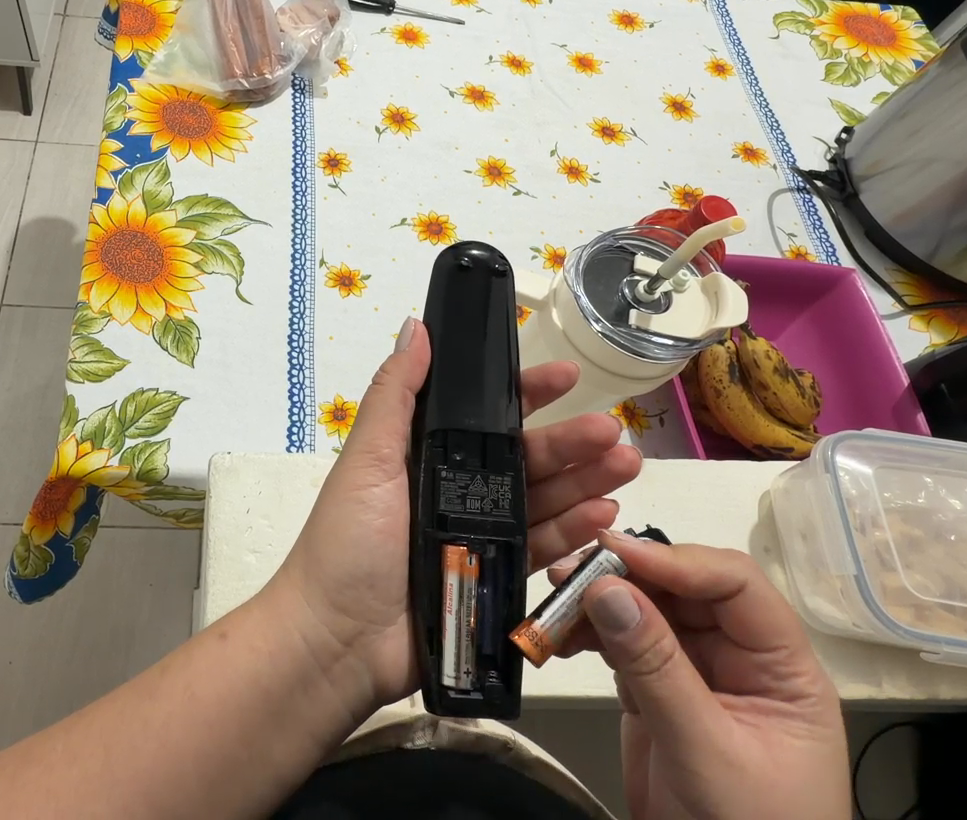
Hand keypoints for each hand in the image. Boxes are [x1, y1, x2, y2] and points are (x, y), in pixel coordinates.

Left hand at [263, 316, 642, 713]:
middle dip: (569, 441)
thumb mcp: (367, 459)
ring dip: (584, 482)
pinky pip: (539, 548)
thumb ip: (395, 393)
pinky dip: (573, 531)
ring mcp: (475, 534)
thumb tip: (417, 326)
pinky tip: (605, 515)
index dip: (525, 394)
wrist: (339, 640)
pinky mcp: (492, 578)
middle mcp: (453, 488)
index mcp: (423, 454)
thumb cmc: (350, 540)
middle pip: (522, 457)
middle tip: (614, 431)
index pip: (482, 416)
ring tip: (627, 467)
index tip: (567, 375)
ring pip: (540, 499)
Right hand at [557, 533, 846, 819]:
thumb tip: (606, 588)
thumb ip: (656, 668)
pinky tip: (560, 634)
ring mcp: (695, 674)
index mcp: (782, 667)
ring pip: (646, 612)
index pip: (735, 586)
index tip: (612, 552)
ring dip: (598, 603)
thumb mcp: (705, 750)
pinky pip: (622, 644)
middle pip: (683, 591)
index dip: (675, 562)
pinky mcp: (656, 693)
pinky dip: (589, 633)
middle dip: (625, 578)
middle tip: (567, 573)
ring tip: (553, 602)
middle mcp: (740, 659)